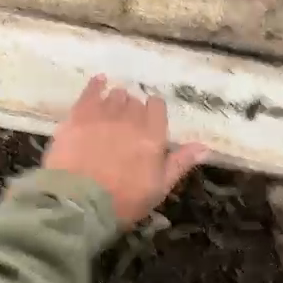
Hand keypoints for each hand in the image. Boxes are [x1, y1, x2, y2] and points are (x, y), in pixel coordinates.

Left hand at [42, 76, 206, 223]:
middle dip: (132, 109)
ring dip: (116, 101)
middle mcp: (130, 119)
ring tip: (112, 111)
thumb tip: (203, 146)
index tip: (148, 120)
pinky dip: (96, 85)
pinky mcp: (78, 115)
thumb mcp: (158, 188)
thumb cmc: (123, 200)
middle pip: (134, 102)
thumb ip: (180, 163)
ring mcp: (103, 114)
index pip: (157, 108)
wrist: (79, 202)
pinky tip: (100, 81)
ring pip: (114, 95)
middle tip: (126, 124)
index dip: (153, 112)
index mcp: (152, 136)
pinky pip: (90, 91)